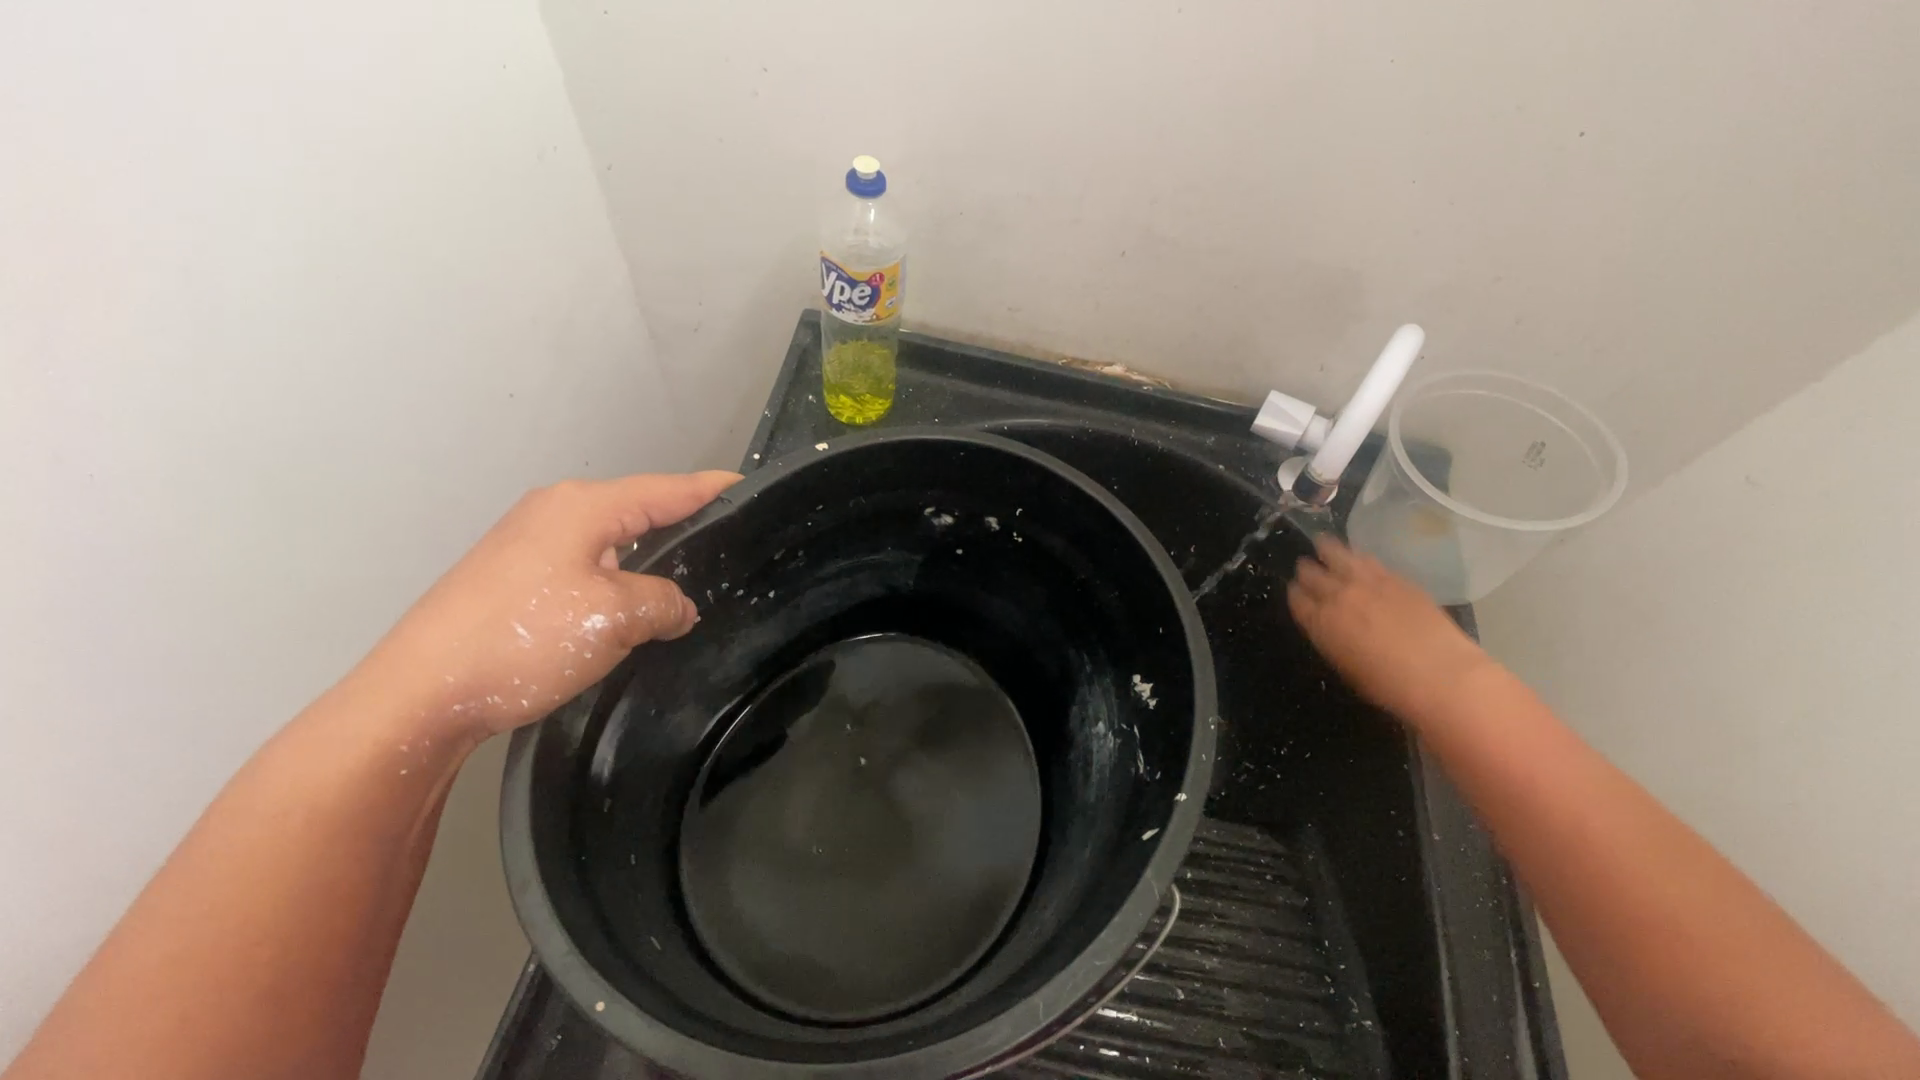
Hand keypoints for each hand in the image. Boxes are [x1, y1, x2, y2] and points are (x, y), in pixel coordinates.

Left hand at [355, 471, 740, 742]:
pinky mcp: (514, 576)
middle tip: (728, 542)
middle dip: (682, 522)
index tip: (746, 487)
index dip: (710, 490)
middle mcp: (555, 512)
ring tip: (689, 577)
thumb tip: (678, 607)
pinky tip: (632, 603)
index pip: (666, 489)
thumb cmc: (524, 640)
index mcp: (583, 507)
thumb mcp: (615, 618)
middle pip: (638, 509)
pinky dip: (618, 576)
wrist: (423, 691)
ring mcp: (528, 543)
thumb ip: (663, 602)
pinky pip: (587, 563)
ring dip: (648, 557)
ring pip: (611, 540)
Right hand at [1287, 535, 1495, 725]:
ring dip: (1327, 550)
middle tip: (1307, 568)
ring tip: (1323, 545)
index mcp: (1320, 623)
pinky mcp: (1394, 577)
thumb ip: (1331, 639)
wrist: (1439, 674)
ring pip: (1336, 554)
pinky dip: (1357, 556)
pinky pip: (1367, 559)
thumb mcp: (1345, 667)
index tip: (1297, 593)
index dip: (1295, 594)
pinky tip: (1358, 558)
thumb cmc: (1388, 684)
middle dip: (1306, 570)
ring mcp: (1366, 582)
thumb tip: (1330, 626)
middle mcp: (1337, 596)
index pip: (1296, 598)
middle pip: (1311, 573)